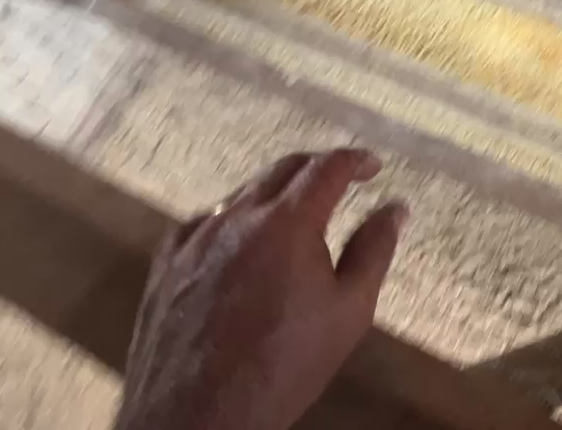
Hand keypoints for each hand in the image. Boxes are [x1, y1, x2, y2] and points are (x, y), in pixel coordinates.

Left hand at [114, 149, 408, 429]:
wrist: (194, 424)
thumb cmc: (284, 365)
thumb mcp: (350, 309)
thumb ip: (375, 249)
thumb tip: (396, 207)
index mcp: (288, 222)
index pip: (328, 167)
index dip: (356, 159)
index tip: (374, 167)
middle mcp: (238, 219)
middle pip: (284, 169)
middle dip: (319, 167)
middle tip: (342, 181)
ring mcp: (194, 243)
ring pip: (243, 193)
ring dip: (277, 190)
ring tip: (297, 211)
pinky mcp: (164, 270)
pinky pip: (201, 222)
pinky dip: (231, 216)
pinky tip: (238, 237)